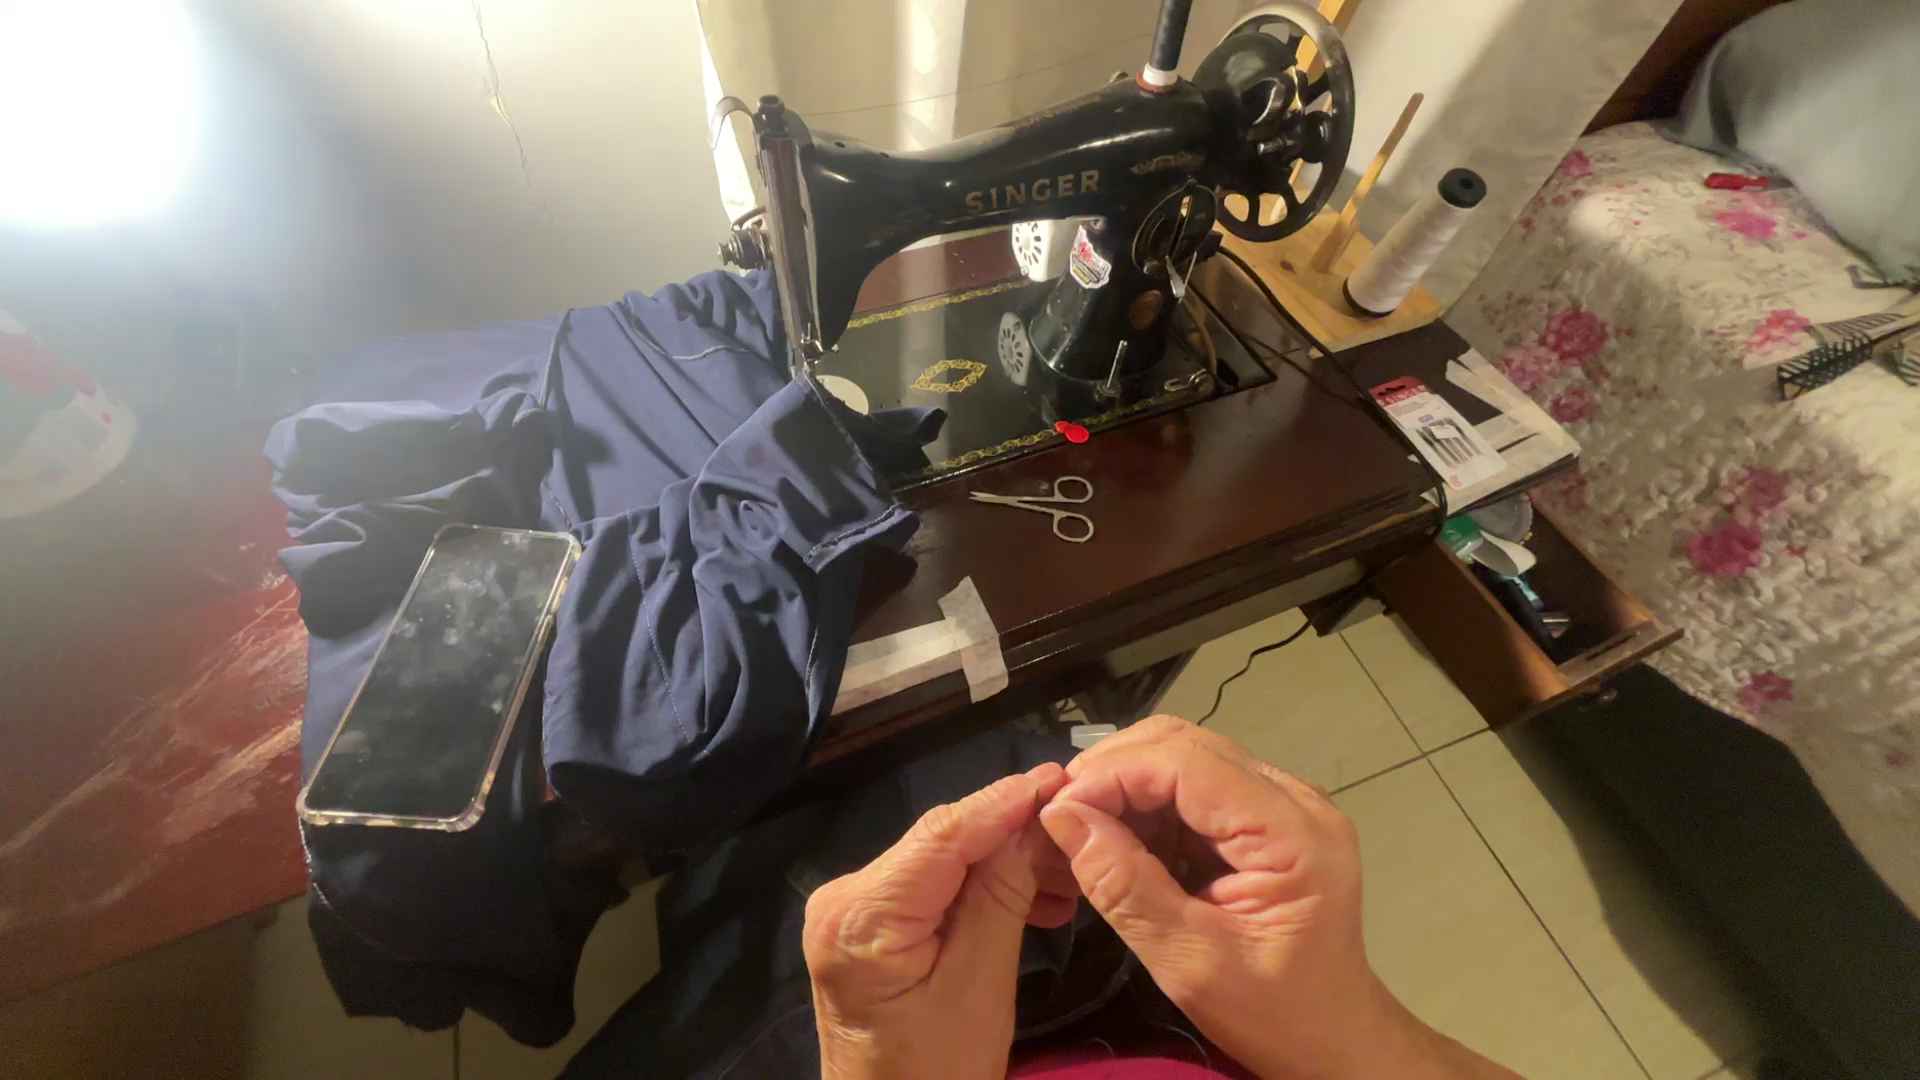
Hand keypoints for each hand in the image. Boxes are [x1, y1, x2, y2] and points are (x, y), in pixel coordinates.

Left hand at [803, 764, 1078, 1079]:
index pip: (941, 837)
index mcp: (859, 917)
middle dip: (1013, 832)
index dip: (1002, 802)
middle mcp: (845, 894)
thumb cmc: (937, 1078)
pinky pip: (937, 882)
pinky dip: (985, 883)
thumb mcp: (979, 989)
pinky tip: (1036, 893)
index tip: (1057, 777)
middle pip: (943, 842)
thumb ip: (1003, 895)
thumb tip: (1038, 821)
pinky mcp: (874, 915)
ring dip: (1007, 859)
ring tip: (1067, 872)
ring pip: (946, 857)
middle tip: (1076, 829)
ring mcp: (856, 902)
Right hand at [1039, 716, 1520, 1079]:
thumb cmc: (1272, 1014)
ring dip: (1124, 775)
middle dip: (1112, 767)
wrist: (1334, 1039)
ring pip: (1181, 749)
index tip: (1058, 807)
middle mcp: (1291, 795)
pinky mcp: (1262, 805)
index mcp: (1291, 832)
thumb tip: (1059, 814)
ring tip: (1082, 816)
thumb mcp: (1189, 962)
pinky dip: (1144, 793)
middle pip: (1181, 742)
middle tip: (1063, 809)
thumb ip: (1122, 886)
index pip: (1185, 762)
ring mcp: (1280, 795)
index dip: (1113, 772)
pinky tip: (1117, 825)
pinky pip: (1190, 775)